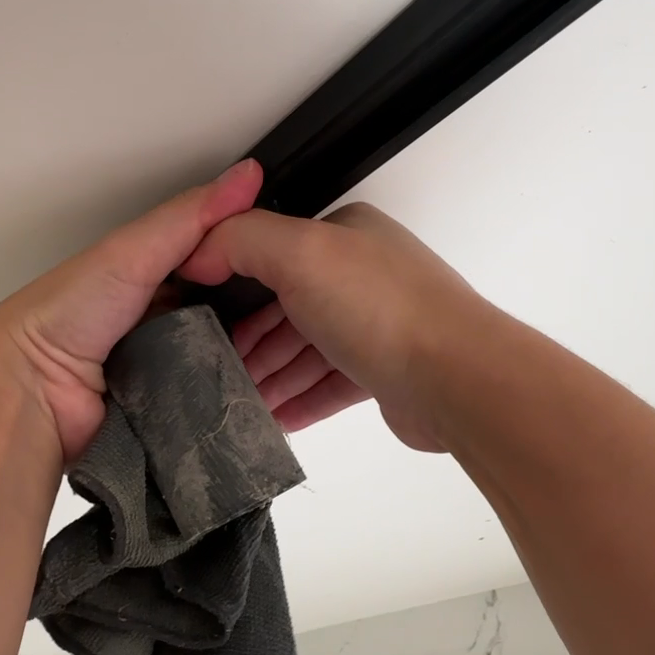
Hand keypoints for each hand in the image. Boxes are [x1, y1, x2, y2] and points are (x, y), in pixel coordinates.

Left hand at [0, 160, 263, 462]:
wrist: (28, 393)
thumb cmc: (64, 315)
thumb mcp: (130, 254)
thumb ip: (188, 217)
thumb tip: (249, 173)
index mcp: (149, 275)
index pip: (215, 261)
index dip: (250, 258)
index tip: (290, 260)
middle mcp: (158, 318)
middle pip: (225, 312)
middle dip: (257, 316)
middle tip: (294, 316)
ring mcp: (163, 365)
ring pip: (222, 358)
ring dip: (247, 358)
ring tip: (286, 355)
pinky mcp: (166, 407)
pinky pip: (208, 398)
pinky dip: (226, 393)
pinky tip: (258, 388)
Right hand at [179, 201, 484, 452]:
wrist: (456, 379)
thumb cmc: (382, 310)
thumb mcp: (300, 252)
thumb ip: (241, 240)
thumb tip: (198, 251)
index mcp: (344, 236)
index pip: (273, 256)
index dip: (234, 289)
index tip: (202, 320)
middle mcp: (362, 275)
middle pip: (286, 308)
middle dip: (249, 342)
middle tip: (215, 371)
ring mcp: (375, 324)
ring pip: (305, 350)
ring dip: (270, 376)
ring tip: (238, 402)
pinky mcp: (384, 371)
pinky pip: (328, 384)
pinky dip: (298, 399)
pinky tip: (272, 419)